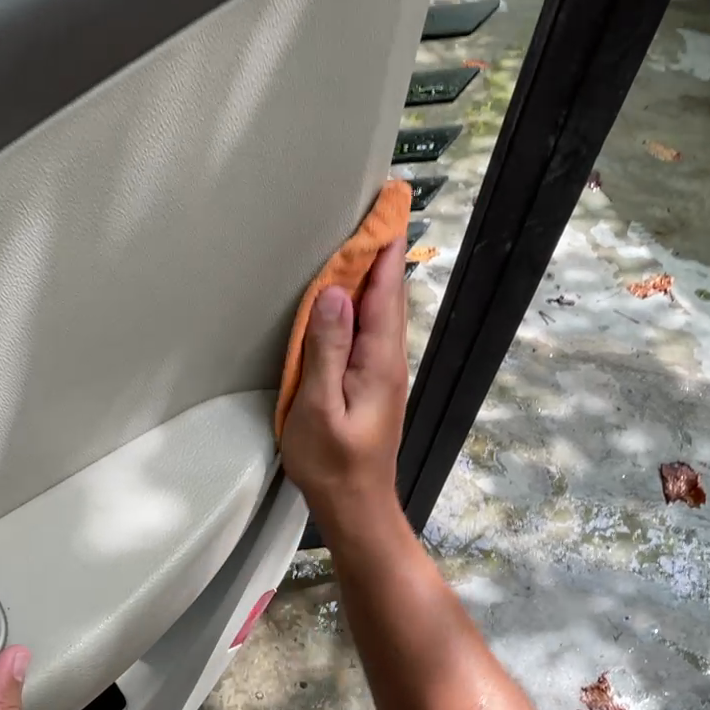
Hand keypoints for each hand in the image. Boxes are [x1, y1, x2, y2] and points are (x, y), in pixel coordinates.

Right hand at [280, 237, 409, 535]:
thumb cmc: (333, 463)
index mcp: (379, 359)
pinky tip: (350, 298)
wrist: (356, 506)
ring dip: (374, 273)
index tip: (383, 203)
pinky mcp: (372, 384)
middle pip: (389, 293)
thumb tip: (336, 293)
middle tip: (375, 208)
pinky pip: (370, 330)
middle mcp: (389, 358)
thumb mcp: (320, 407)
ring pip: (382, 311)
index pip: (385, 288)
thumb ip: (327, 350)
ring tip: (362, 239)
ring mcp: (383, 372)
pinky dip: (364, 302)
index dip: (383, 245)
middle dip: (382, 250)